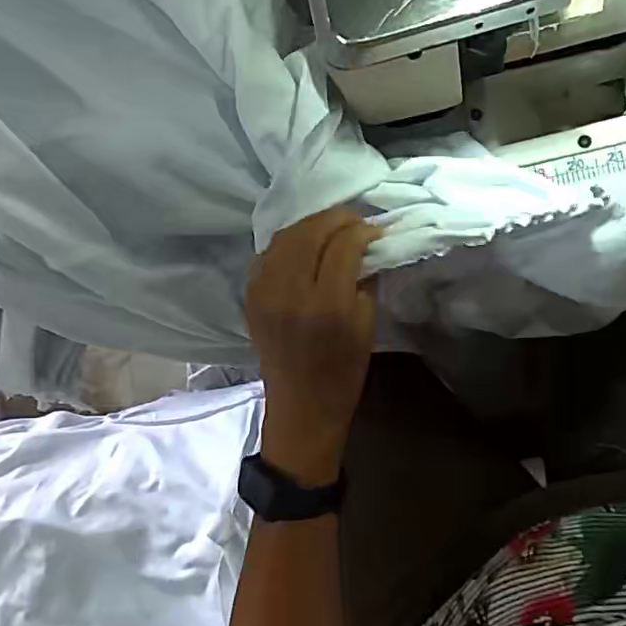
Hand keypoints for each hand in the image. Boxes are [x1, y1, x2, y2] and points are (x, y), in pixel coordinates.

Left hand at [245, 207, 380, 486]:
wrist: (301, 406)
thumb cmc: (344, 372)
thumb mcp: (367, 326)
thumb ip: (366, 281)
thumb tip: (366, 248)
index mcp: (327, 306)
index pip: (342, 246)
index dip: (361, 231)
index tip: (375, 231)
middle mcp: (290, 293)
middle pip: (310, 232)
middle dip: (336, 219)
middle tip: (355, 221)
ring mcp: (264, 293)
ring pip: (285, 237)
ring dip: (311, 225)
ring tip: (332, 228)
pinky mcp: (250, 296)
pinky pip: (268, 254)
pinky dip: (289, 242)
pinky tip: (305, 246)